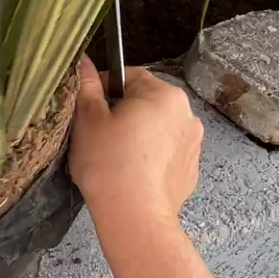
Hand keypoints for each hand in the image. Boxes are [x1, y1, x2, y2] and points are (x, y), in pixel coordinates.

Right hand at [70, 55, 202, 232]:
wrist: (134, 214)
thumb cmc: (107, 163)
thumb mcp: (88, 121)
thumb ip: (88, 87)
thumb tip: (84, 63)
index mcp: (163, 94)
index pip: (129, 74)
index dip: (103, 87)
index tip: (87, 108)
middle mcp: (186, 112)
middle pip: (146, 101)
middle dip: (123, 111)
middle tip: (97, 134)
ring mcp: (194, 142)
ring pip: (157, 127)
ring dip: (138, 133)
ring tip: (115, 157)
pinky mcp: (192, 168)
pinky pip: (166, 152)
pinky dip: (150, 156)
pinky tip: (131, 173)